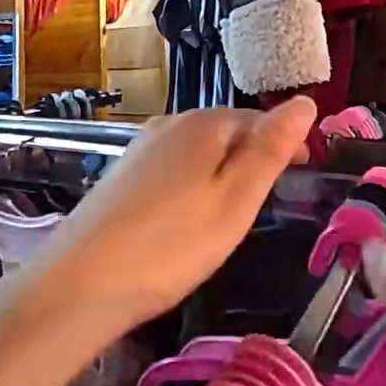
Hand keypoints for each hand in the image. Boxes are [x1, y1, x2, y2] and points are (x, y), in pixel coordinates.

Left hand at [31, 98, 315, 328]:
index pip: (258, 119)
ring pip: (198, 150)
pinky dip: (193, 183)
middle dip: (253, 154)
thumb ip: (271, 150)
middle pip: (226, 131)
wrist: (80, 284)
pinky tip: (188, 216)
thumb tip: (306, 101)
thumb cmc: (172, 245)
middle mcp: (169, 124)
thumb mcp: (236, 200)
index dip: (285, 142)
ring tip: (235, 208)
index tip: (305, 169)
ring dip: (223, 169)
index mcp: (203, 124)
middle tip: (272, 194)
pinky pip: (172, 167)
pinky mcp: (121, 174)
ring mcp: (140, 148)